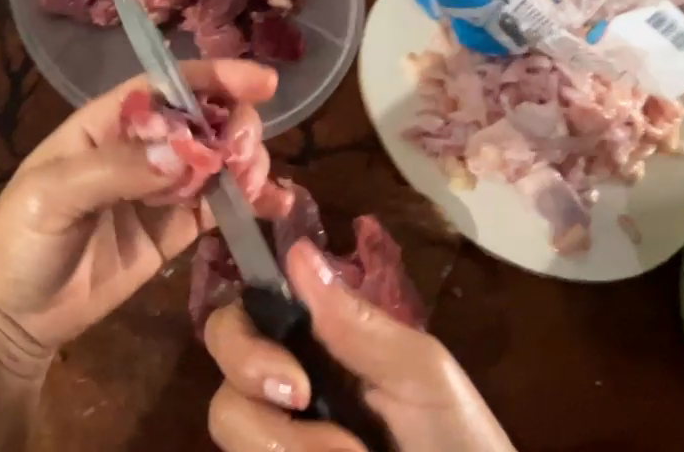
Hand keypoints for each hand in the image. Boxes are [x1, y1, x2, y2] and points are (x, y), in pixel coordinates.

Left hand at [0, 59, 276, 379]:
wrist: (11, 318)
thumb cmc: (19, 241)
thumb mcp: (52, 196)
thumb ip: (116, 169)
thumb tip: (186, 152)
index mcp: (104, 124)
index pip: (163, 87)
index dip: (211, 77)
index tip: (261, 81)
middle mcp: (137, 148)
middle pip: (198, 119)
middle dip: (231, 125)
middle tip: (244, 152)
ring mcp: (158, 190)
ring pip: (215, 160)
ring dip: (244, 161)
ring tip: (254, 182)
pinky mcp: (172, 232)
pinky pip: (218, 208)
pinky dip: (251, 202)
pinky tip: (276, 205)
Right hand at [203, 241, 515, 451]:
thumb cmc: (461, 441)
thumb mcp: (422, 376)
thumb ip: (358, 322)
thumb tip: (297, 250)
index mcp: (316, 344)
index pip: (249, 311)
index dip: (242, 325)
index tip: (284, 364)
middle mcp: (285, 384)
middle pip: (222, 353)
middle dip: (248, 368)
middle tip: (302, 397)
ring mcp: (277, 435)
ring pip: (226, 416)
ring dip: (282, 441)